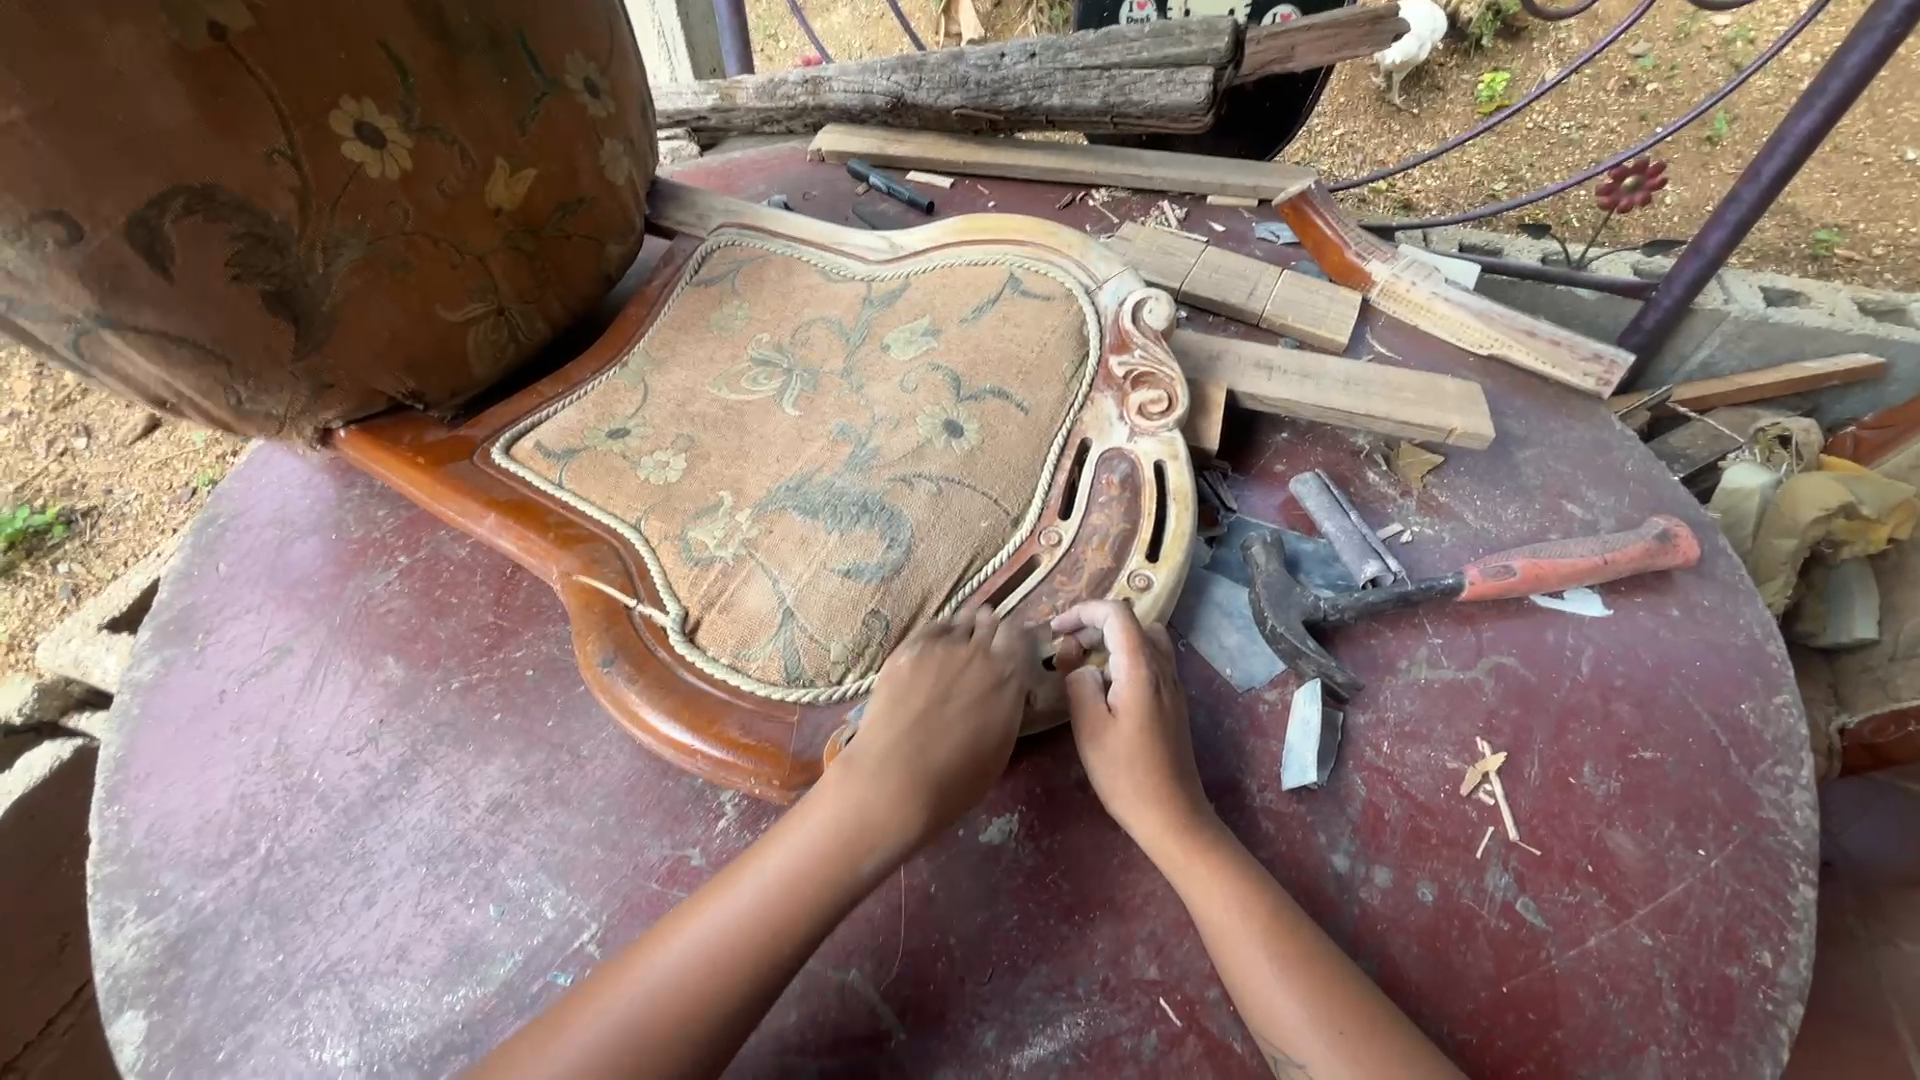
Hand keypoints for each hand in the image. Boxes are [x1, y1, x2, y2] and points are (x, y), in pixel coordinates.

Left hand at [829, 606, 1036, 850]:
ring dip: (964, 625)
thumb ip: (1006, 706)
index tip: (1010, 641)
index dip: (1013, 636)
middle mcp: (979, 652)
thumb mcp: (1001, 745)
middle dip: (988, 626)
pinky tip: (935, 638)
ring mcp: (941, 647)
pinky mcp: (908, 650)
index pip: (1018, 635)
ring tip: (962, 628)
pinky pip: (930, 628)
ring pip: (959, 622)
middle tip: (985, 629)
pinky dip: (937, 631)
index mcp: (1009, 676)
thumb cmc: (958, 778)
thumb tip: (1004, 692)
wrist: (898, 777)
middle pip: (989, 623)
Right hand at [1051, 600, 1213, 857]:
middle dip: (1095, 624)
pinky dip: (1124, 658)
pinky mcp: (1172, 702)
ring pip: (1144, 640)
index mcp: (1141, 668)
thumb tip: (1077, 661)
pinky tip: (1105, 687)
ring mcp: (1172, 685)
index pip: (1116, 613)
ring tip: (1084, 663)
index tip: (1056, 630)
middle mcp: (1162, 668)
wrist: (1173, 814)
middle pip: (1132, 622)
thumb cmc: (1126, 774)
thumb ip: (1079, 683)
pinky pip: (1150, 661)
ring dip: (1112, 641)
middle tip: (1066, 646)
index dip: (1083, 611)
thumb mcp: (1089, 728)